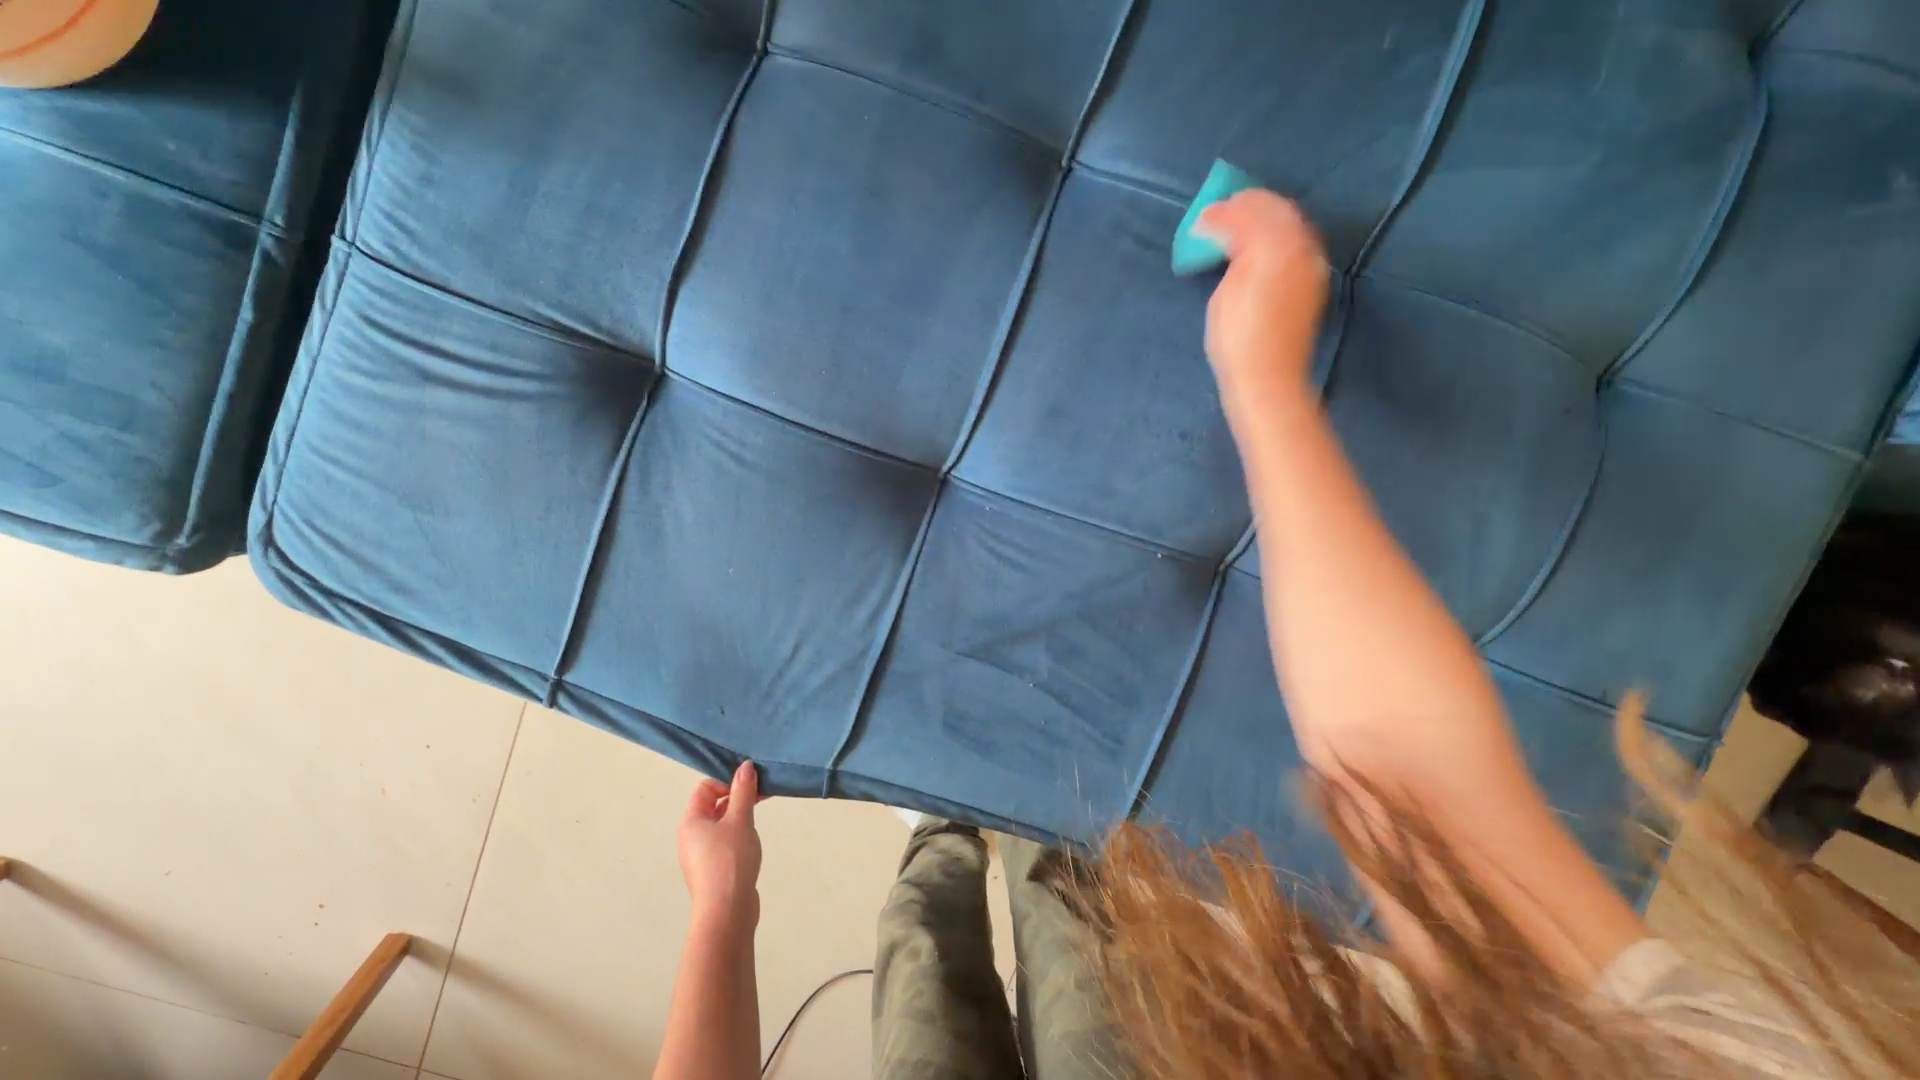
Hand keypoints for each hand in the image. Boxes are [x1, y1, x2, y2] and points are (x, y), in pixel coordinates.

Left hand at [678, 762, 764, 927]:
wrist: (727, 911)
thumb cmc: (730, 860)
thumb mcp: (740, 820)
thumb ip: (743, 792)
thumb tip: (744, 766)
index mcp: (691, 821)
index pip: (706, 788)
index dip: (727, 782)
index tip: (751, 786)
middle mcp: (691, 837)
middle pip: (713, 806)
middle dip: (737, 798)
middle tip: (763, 796)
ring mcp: (701, 856)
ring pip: (721, 826)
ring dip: (740, 818)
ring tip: (759, 820)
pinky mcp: (713, 871)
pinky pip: (725, 843)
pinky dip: (739, 837)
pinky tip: (753, 844)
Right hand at [1196, 191, 1329, 426]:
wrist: (1268, 376)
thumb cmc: (1237, 336)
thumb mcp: (1227, 288)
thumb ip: (1233, 247)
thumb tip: (1226, 226)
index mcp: (1278, 244)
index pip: (1254, 208)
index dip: (1227, 209)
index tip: (1204, 217)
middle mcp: (1302, 247)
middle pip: (1277, 211)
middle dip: (1248, 209)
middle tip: (1220, 217)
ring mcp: (1312, 265)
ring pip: (1290, 226)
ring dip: (1263, 222)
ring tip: (1236, 234)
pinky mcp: (1313, 282)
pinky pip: (1297, 245)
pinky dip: (1276, 240)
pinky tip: (1257, 253)